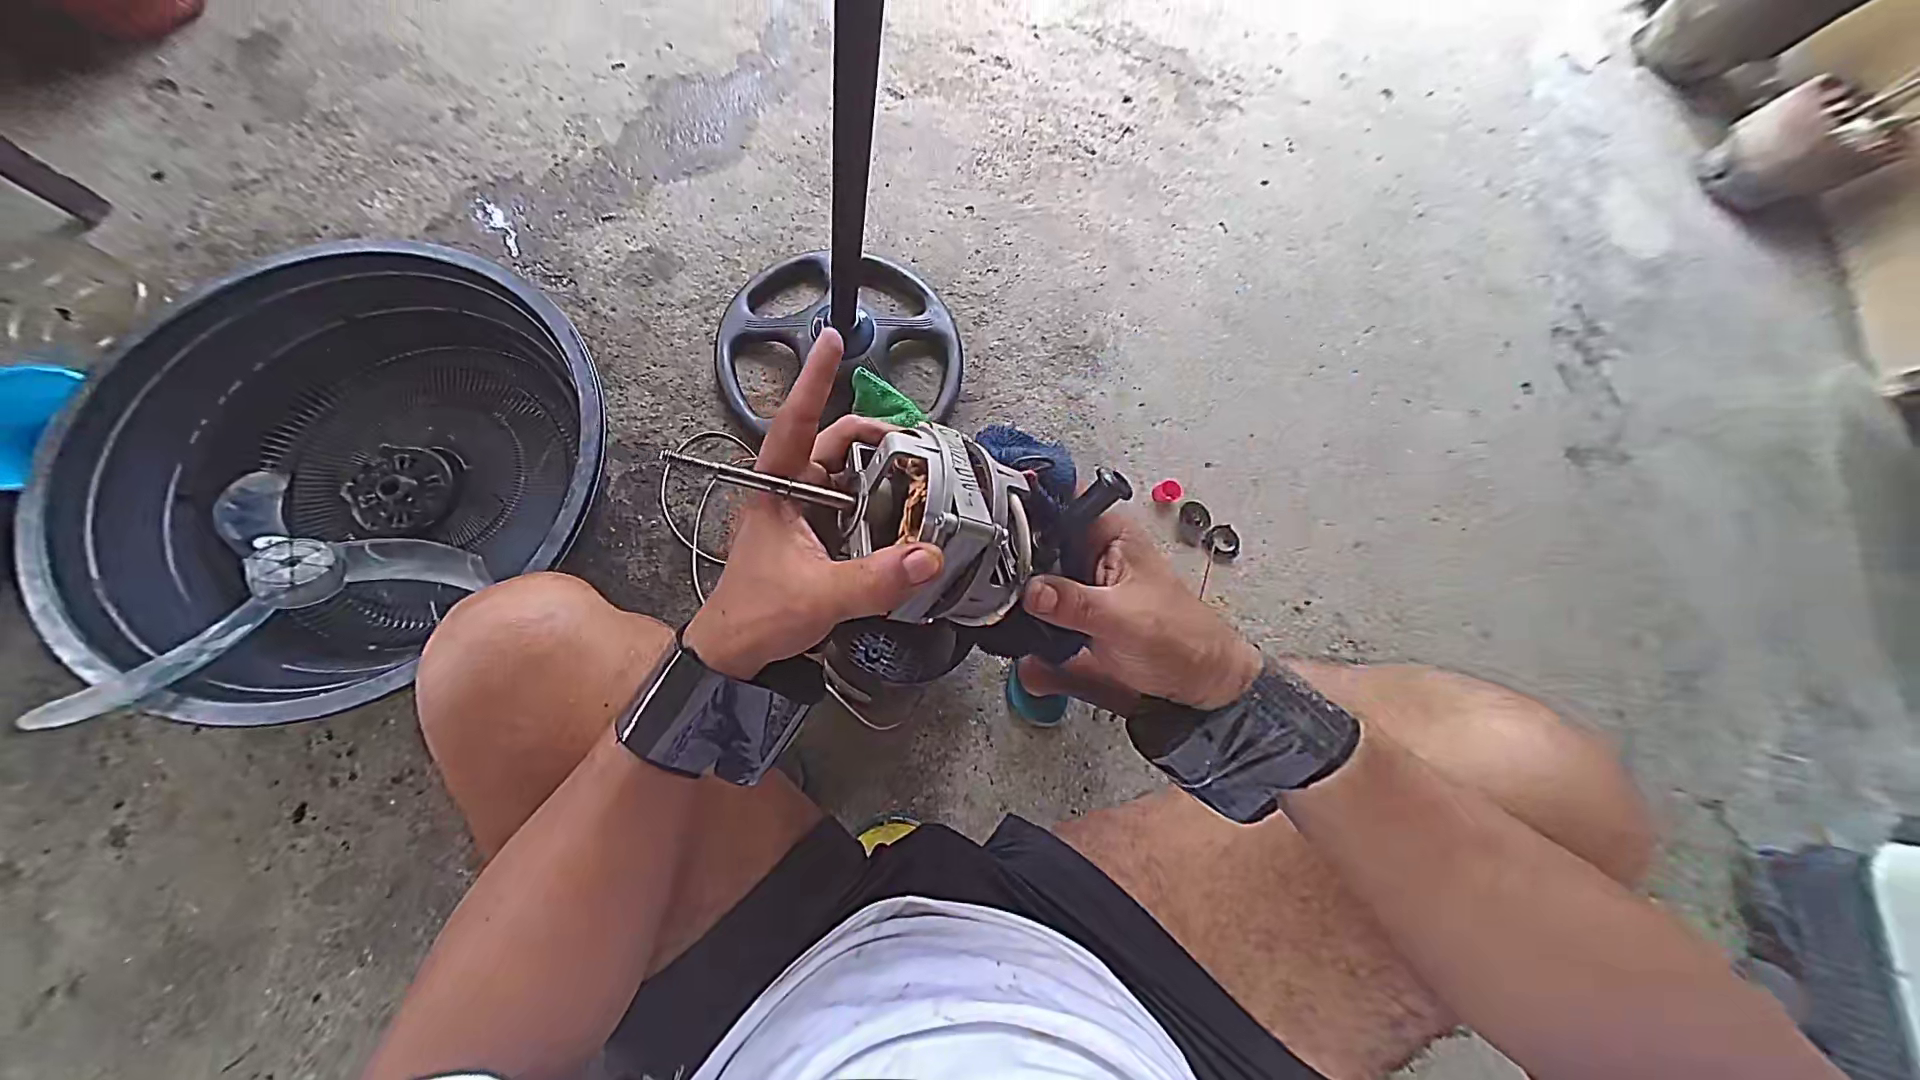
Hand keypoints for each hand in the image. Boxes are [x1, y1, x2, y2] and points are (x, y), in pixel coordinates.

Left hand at [682, 331, 943, 677]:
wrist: (738, 650)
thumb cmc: (755, 615)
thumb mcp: (819, 595)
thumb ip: (875, 578)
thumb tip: (928, 556)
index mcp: (775, 490)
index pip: (794, 422)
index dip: (814, 380)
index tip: (832, 341)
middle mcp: (790, 491)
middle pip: (834, 443)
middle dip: (874, 437)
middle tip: (914, 443)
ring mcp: (805, 512)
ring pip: (849, 473)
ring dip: (882, 470)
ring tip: (920, 477)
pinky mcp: (820, 533)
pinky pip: (856, 503)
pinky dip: (881, 501)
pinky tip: (906, 513)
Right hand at [1017, 511, 1260, 709]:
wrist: (1197, 680)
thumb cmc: (1183, 639)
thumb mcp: (1122, 618)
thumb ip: (1074, 603)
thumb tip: (1033, 591)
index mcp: (1111, 534)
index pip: (1062, 502)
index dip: (1030, 507)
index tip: (1003, 527)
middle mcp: (1094, 551)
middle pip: (1039, 538)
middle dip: (1017, 558)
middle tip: (999, 580)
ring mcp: (1083, 580)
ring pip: (1035, 572)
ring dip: (1021, 590)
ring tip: (1011, 608)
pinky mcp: (1076, 607)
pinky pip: (1042, 603)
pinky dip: (1030, 614)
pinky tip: (1024, 627)